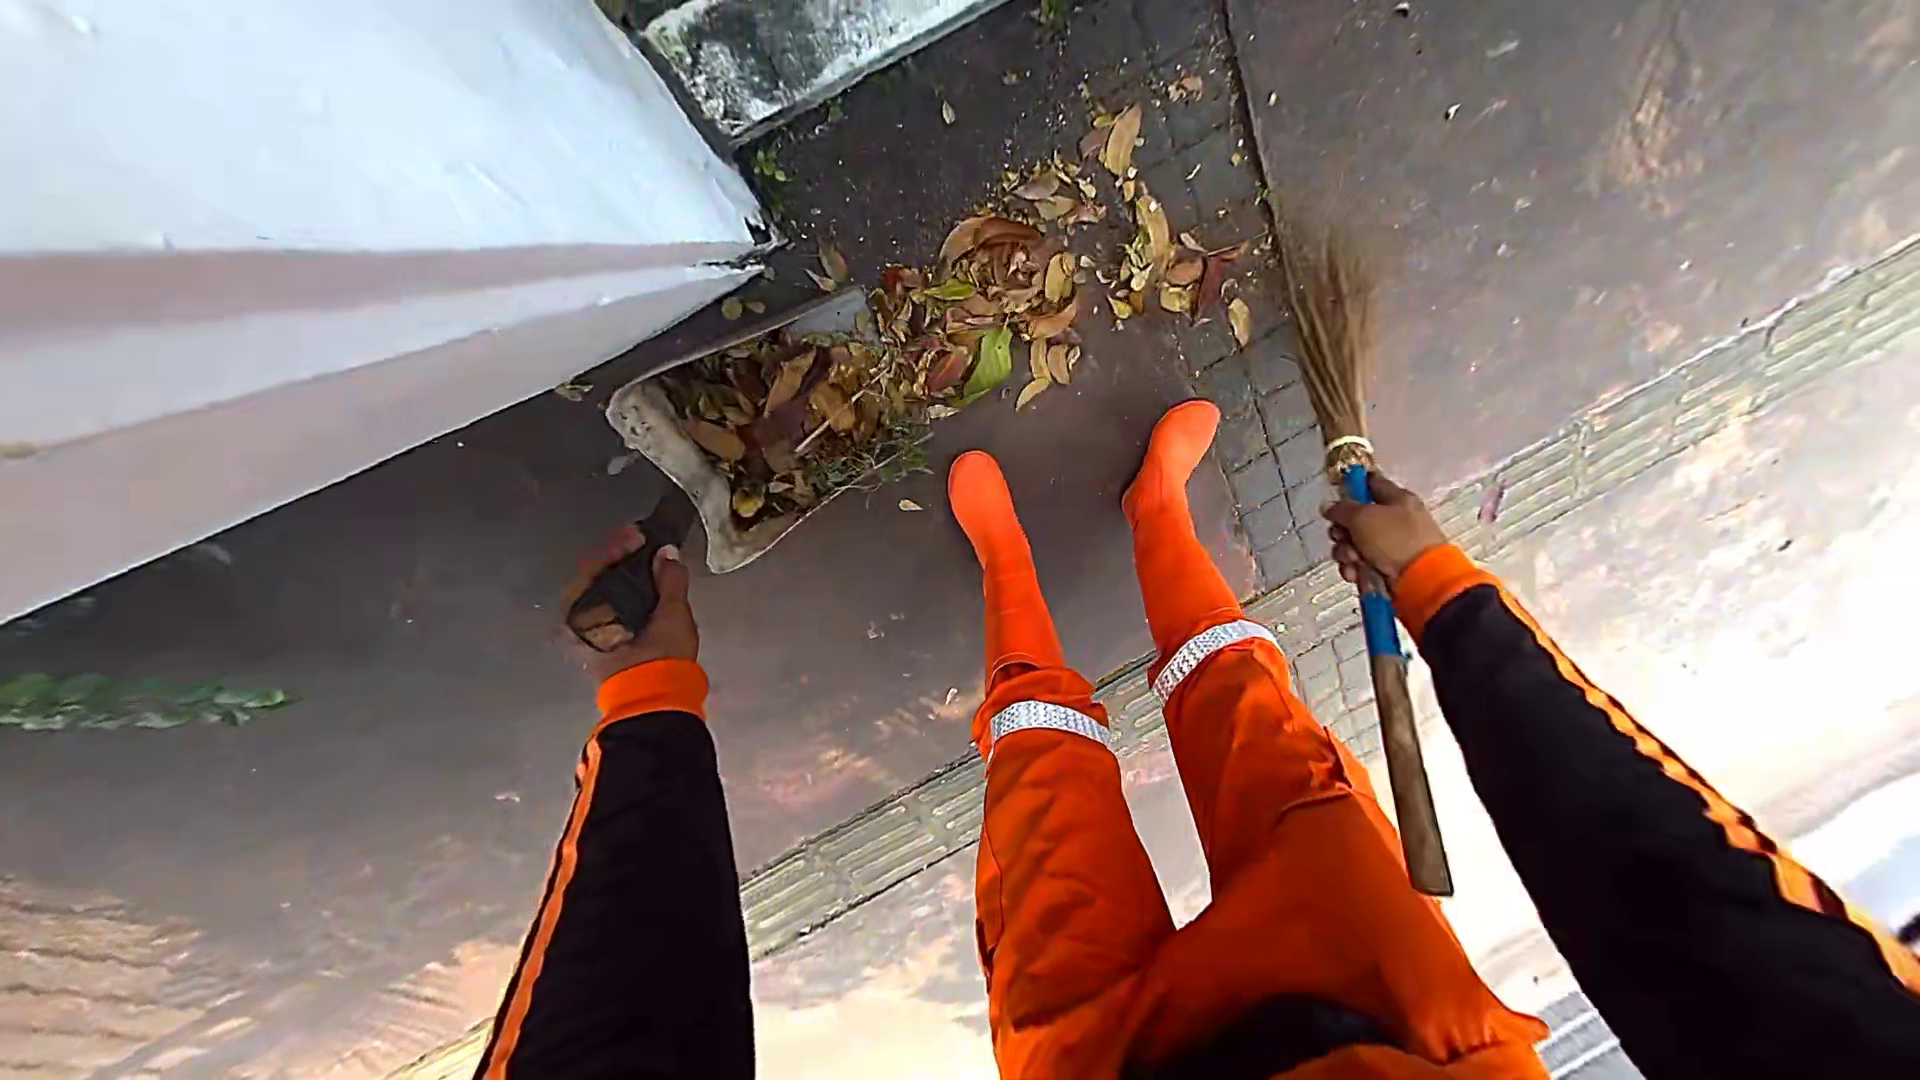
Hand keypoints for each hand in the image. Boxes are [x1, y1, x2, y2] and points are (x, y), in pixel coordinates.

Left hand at [564, 525, 699, 682]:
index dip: (617, 546)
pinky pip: (608, 607)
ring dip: (622, 575)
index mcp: (582, 614)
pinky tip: (644, 586)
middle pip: (593, 579)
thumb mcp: (671, 615)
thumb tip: (666, 552)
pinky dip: (624, 592)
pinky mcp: (602, 644)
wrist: (657, 702)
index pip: (592, 567)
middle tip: (643, 542)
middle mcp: (575, 623)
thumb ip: (669, 581)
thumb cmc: (659, 657)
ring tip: (647, 561)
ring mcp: (587, 635)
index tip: (641, 534)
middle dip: (618, 557)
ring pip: (600, 594)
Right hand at [1321, 471, 1448, 587]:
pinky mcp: (1384, 565)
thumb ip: (1341, 509)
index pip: (1371, 482)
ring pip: (1352, 543)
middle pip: (1354, 518)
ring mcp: (1388, 544)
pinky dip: (1353, 567)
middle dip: (1341, 530)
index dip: (1352, 484)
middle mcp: (1393, 520)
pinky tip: (1355, 573)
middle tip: (1341, 537)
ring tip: (1352, 560)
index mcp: (1397, 500)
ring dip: (1345, 552)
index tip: (1335, 490)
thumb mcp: (1363, 517)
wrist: (1420, 581)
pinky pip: (1358, 562)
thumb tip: (1328, 506)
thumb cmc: (1394, 540)